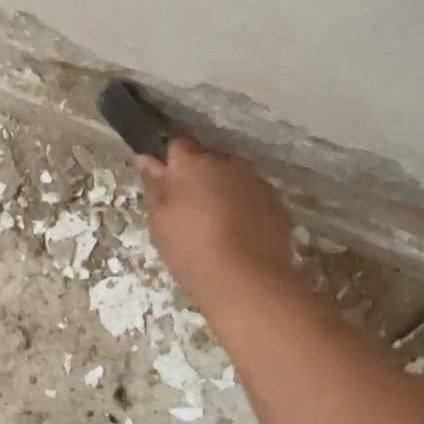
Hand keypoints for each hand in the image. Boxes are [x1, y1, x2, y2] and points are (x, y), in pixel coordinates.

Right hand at [136, 139, 298, 307]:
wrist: (246, 278)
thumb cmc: (191, 248)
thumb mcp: (160, 221)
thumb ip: (155, 186)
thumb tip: (146, 158)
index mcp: (193, 163)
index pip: (177, 144)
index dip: (170, 161)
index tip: (164, 181)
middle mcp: (228, 163)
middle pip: (208, 160)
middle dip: (198, 176)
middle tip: (188, 209)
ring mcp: (256, 181)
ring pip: (233, 177)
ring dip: (223, 191)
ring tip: (215, 224)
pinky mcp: (276, 202)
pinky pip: (253, 196)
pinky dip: (244, 207)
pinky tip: (238, 235)